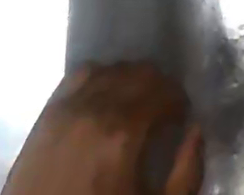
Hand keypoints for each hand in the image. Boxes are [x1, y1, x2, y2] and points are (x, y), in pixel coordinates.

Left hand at [2, 62, 203, 194]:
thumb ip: (186, 174)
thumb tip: (196, 131)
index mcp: (123, 133)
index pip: (160, 91)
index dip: (177, 97)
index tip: (183, 112)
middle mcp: (94, 108)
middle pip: (135, 73)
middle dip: (156, 85)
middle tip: (165, 107)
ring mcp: (67, 106)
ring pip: (107, 69)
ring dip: (127, 78)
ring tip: (136, 100)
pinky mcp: (47, 111)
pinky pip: (78, 75)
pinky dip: (98, 76)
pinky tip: (104, 95)